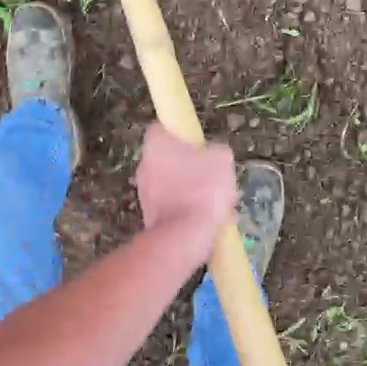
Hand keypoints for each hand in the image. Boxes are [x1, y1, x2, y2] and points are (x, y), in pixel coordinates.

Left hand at [134, 123, 236, 265]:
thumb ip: (217, 151)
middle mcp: (144, 165)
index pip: (163, 127)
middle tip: (215, 176)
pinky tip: (212, 221)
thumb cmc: (201, 190)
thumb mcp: (222, 160)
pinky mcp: (151, 217)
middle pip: (172, 159)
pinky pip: (176, 207)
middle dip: (194, 167)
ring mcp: (145, 193)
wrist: (183, 238)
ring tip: (220, 204)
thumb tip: (214, 154)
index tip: (200, 144)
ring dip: (196, 192)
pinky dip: (191, 212)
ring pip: (176, 185)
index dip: (183, 133)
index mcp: (156, 144)